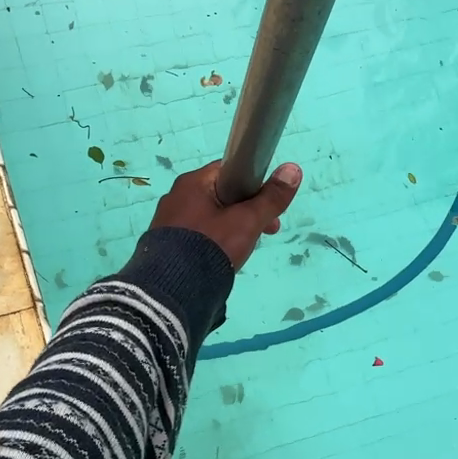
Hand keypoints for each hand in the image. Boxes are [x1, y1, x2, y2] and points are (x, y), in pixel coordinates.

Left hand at [149, 160, 301, 270]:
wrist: (172, 289)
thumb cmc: (211, 246)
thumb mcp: (247, 222)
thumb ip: (270, 199)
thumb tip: (293, 169)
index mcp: (192, 183)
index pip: (230, 172)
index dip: (255, 186)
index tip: (269, 209)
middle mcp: (175, 196)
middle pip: (221, 196)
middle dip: (246, 213)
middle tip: (265, 233)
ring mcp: (166, 221)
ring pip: (209, 217)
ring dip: (230, 229)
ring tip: (243, 251)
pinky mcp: (164, 243)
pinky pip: (195, 234)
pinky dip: (211, 242)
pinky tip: (219, 259)